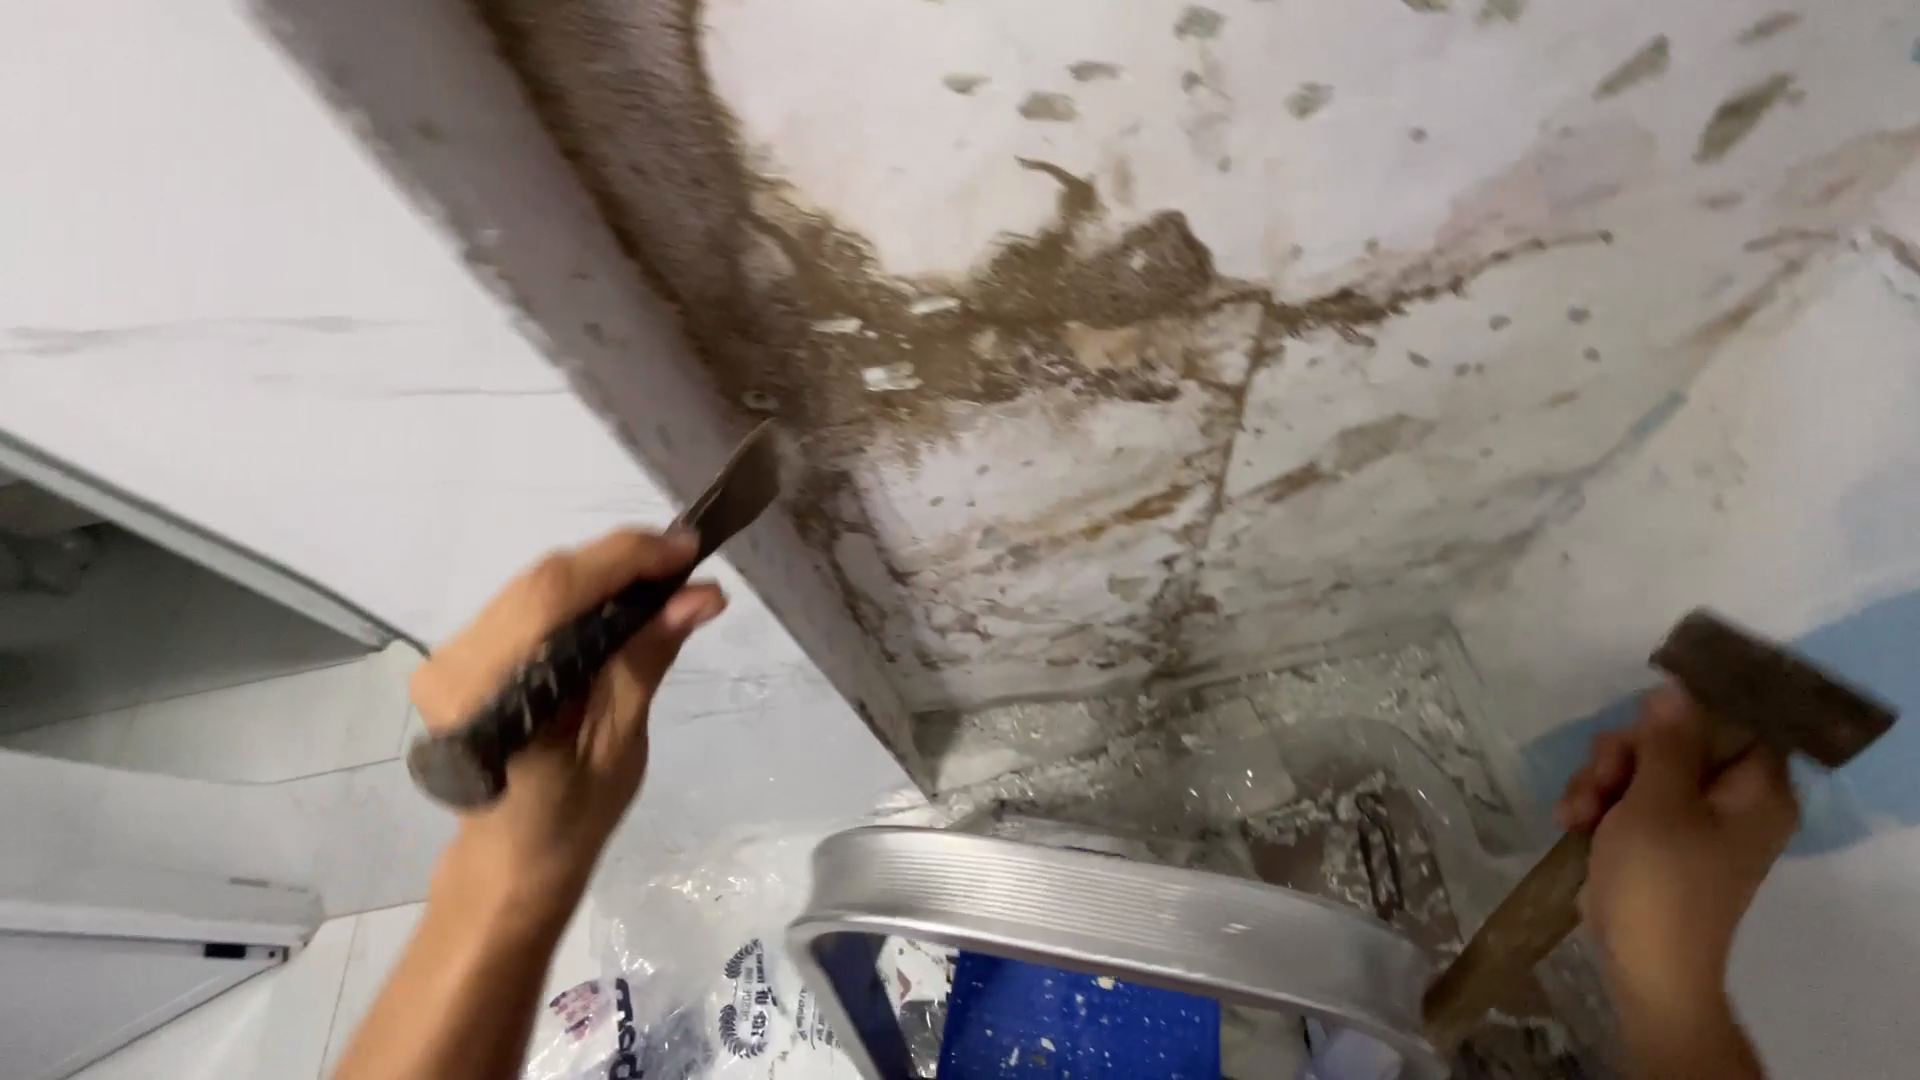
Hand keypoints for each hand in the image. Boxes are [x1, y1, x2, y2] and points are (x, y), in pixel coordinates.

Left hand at [410, 528, 726, 896]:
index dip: (625, 559)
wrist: (514, 854)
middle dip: (624, 559)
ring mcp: (452, 653)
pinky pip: (535, 599)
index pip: (553, 596)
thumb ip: (647, 658)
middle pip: (544, 579)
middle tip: (689, 562)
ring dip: (609, 571)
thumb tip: (700, 595)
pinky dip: (588, 588)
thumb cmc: (573, 814)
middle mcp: (454, 663)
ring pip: (540, 581)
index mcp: (485, 696)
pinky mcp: (467, 649)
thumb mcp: (621, 741)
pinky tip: (628, 596)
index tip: (690, 549)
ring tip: (669, 578)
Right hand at [1556, 682, 1798, 1010]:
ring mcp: (1689, 820)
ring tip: (1578, 813)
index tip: (1637, 722)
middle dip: (1620, 756)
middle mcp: (1729, 802)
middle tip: (1601, 779)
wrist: (1641, 955)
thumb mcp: (1658, 803)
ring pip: (1634, 767)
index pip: (1731, 727)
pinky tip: (1573, 822)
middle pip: (1670, 743)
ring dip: (1595, 782)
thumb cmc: (1659, 878)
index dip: (1682, 716)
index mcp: (1755, 794)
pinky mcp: (1653, 834)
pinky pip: (1620, 795)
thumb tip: (1677, 689)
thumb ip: (1668, 744)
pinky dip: (1593, 803)